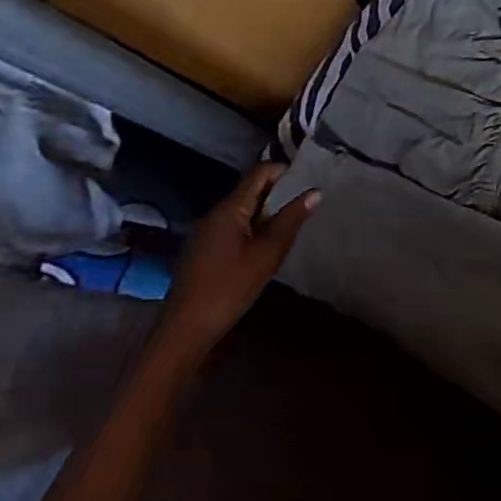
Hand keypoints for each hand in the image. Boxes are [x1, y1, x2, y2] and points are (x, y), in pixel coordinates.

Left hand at [163, 162, 318, 345]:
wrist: (185, 329)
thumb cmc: (229, 288)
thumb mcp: (267, 254)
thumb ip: (291, 220)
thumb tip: (315, 192)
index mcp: (230, 208)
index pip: (259, 172)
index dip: (284, 171)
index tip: (307, 183)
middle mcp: (217, 212)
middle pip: (251, 189)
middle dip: (279, 193)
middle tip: (306, 206)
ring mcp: (208, 231)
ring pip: (244, 209)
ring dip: (268, 213)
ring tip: (292, 226)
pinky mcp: (206, 248)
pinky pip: (235, 226)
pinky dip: (255, 228)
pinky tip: (267, 247)